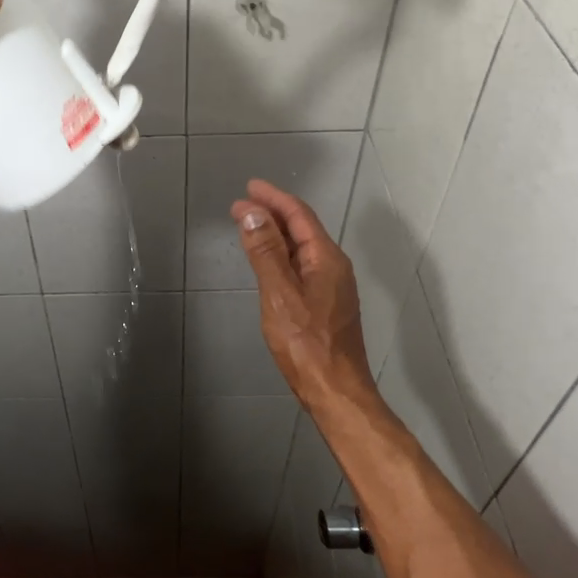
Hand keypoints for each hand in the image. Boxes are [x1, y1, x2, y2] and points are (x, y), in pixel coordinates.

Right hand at [232, 179, 373, 407]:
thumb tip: (251, 211)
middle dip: (273, 212)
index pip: (299, 215)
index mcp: (326, 259)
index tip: (249, 187)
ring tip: (250, 225)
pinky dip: (282, 254)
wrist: (335, 390)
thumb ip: (265, 251)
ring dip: (276, 233)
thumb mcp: (279, 294)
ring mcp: (332, 287)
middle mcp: (334, 267)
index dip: (274, 198)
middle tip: (242, 204)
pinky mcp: (326, 305)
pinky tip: (269, 262)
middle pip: (303, 229)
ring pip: (302, 248)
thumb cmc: (306, 343)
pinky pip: (302, 266)